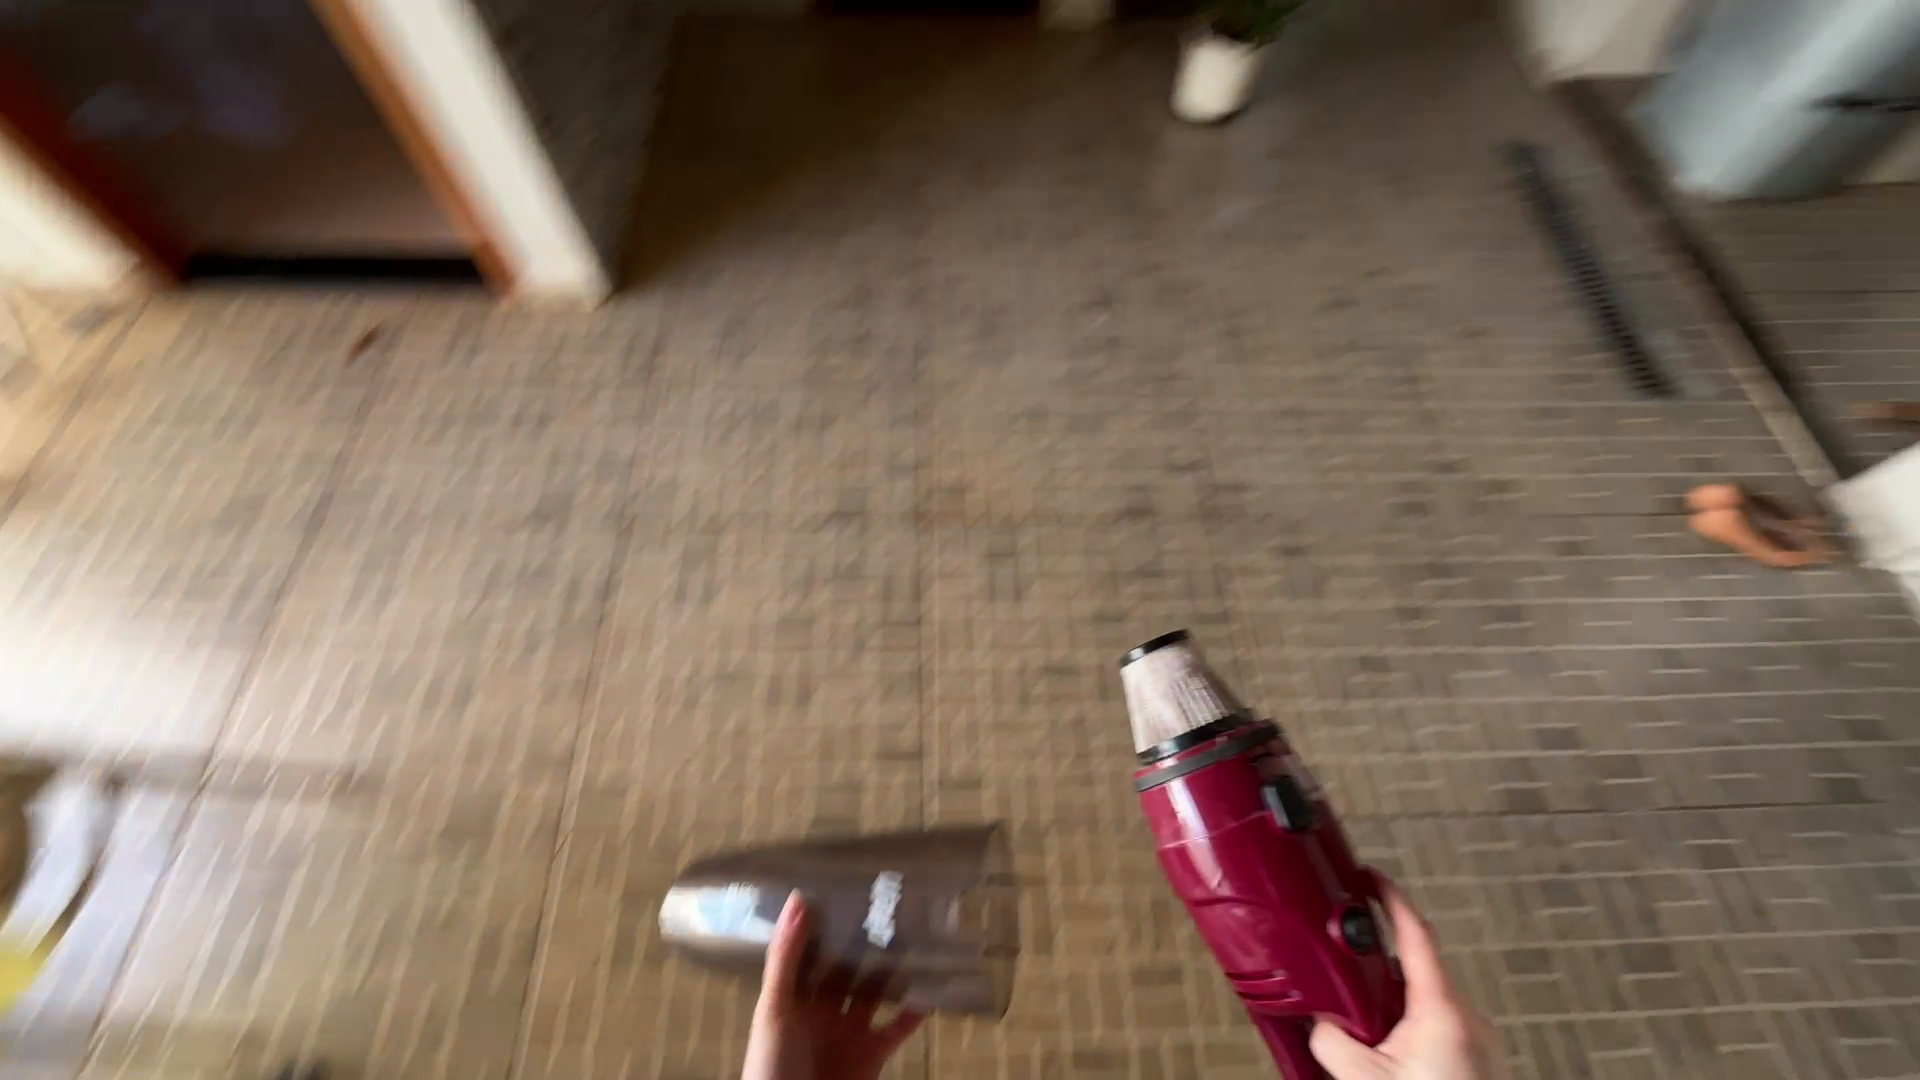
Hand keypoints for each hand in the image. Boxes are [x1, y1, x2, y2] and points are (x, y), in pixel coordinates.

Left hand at [742, 891, 926, 1079]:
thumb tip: (797, 898)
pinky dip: (916, 1010)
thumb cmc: (773, 1066)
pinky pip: (898, 1027)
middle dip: (863, 942)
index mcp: (794, 996)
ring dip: (892, 969)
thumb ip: (786, 956)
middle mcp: (823, 1010)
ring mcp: (849, 1031)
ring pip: (875, 991)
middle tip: (887, 905)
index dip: (825, 923)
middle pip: (846, 967)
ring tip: (914, 935)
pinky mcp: (872, 1053)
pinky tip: (932, 988)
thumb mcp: (775, 1008)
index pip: (811, 950)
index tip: (845, 888)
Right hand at [1310, 881, 1508, 1079]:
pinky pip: (1432, 1024)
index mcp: (1442, 1010)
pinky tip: (1383, 1050)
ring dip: (1387, 1001)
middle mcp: (1467, 1018)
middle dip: (1373, 965)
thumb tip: (1319, 1022)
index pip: (1415, 933)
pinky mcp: (1479, 1063)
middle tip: (1340, 967)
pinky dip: (1402, 1023)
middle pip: (1412, 967)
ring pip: (1421, 999)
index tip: (1369, 875)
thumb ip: (1330, 1039)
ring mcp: (1478, 1042)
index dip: (1390, 897)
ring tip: (1358, 1023)